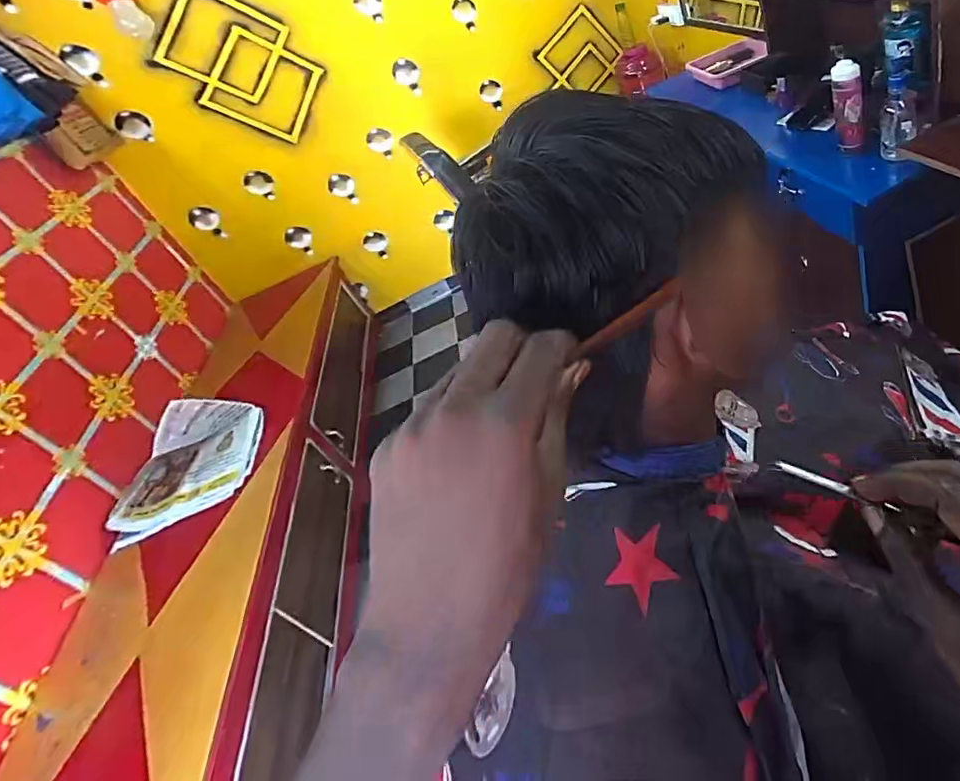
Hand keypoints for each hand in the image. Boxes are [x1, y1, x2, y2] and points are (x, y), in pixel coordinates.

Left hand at [300, 321, 583, 779]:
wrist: (427, 624)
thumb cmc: (507, 567)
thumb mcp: (550, 492)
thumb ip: (557, 418)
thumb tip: (573, 369)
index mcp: (503, 423)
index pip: (540, 347)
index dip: (563, 344)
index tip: (571, 357)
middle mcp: (453, 408)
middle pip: (494, 335)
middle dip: (523, 346)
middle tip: (536, 380)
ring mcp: (412, 423)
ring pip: (459, 368)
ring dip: (485, 380)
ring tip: (493, 428)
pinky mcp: (387, 443)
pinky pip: (429, 406)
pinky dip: (452, 414)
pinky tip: (456, 459)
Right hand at [853, 462, 959, 780]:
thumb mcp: (949, 631)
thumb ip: (909, 565)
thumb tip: (872, 515)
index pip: (947, 495)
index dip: (896, 483)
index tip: (856, 487)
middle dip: (909, 477)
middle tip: (867, 490)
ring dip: (926, 491)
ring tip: (884, 505)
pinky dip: (947, 511)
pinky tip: (919, 526)